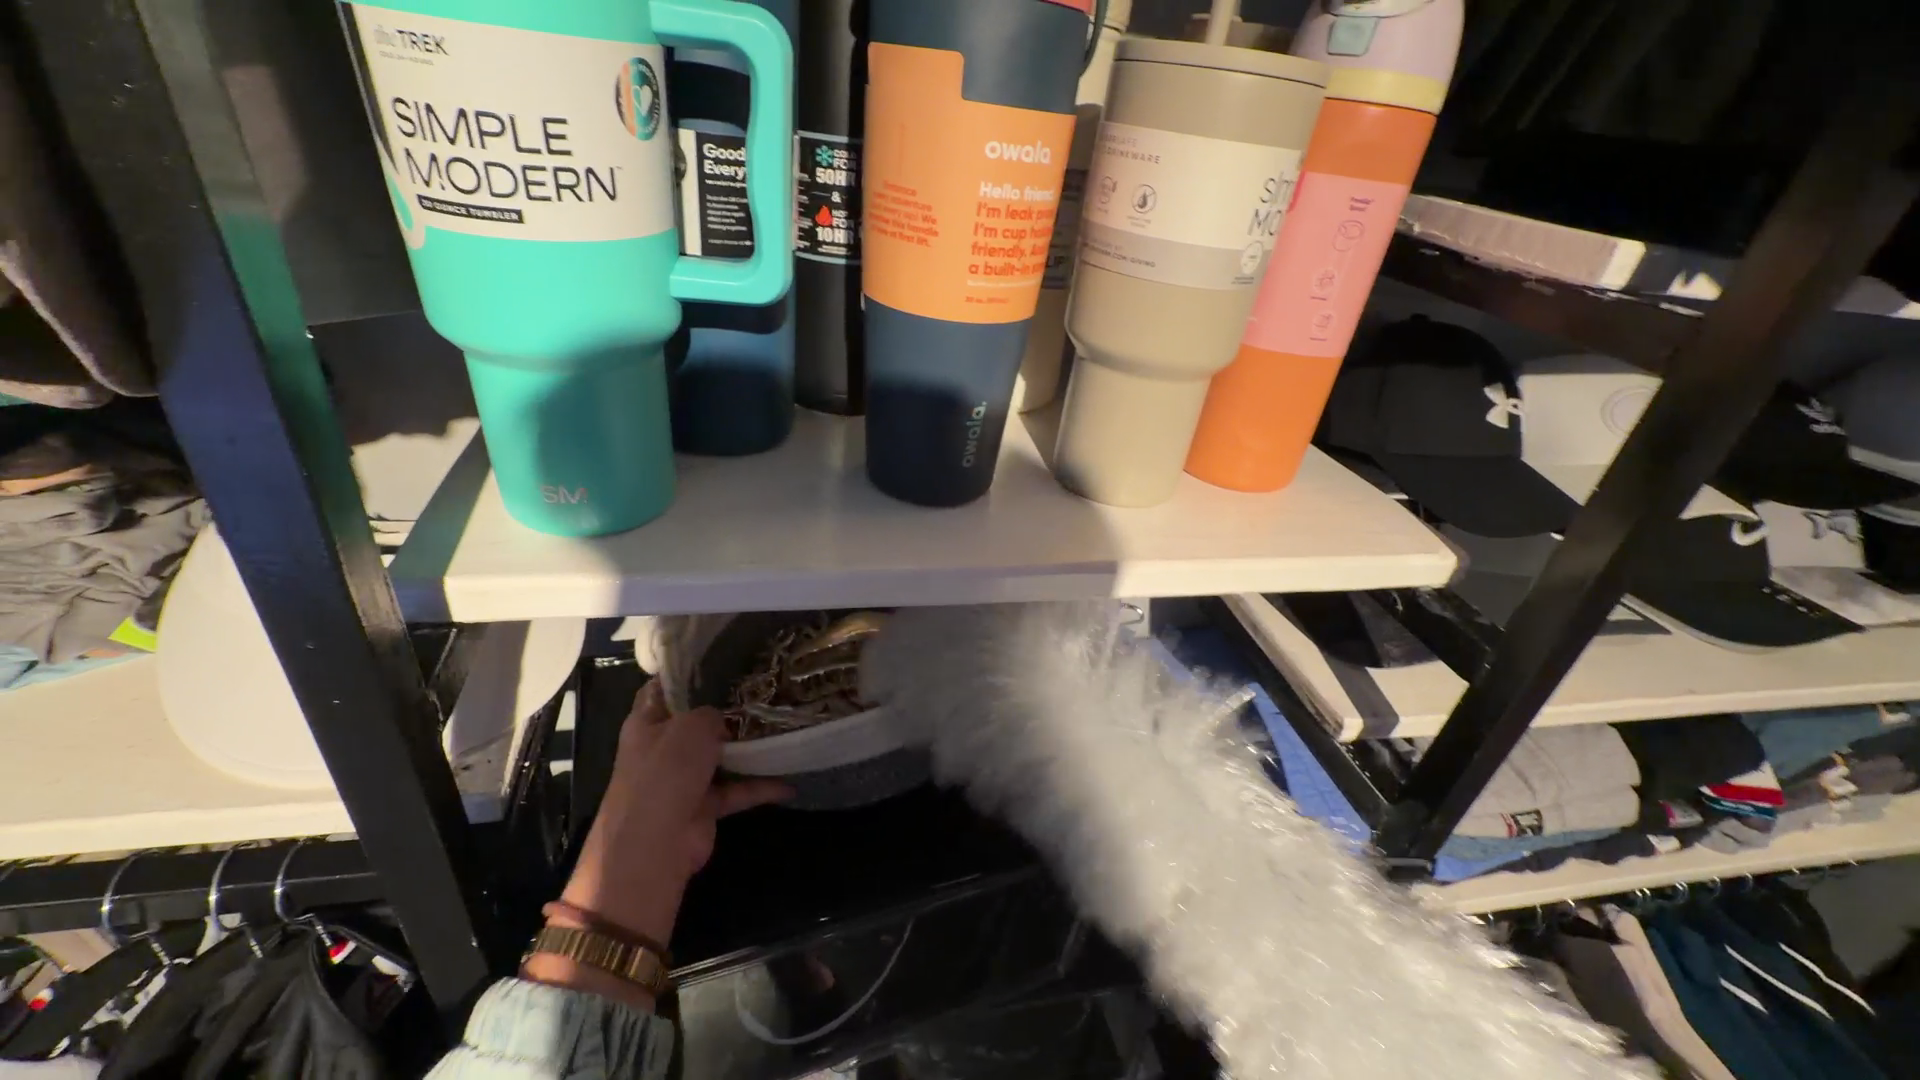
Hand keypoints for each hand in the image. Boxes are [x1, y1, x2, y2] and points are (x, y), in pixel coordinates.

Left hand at [525, 680, 789, 1008]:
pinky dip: (760, 786)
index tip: (724, 657)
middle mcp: (663, 747)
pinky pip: (736, 789)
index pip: (664, 687)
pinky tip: (791, 781)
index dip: (688, 671)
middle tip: (767, 688)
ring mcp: (683, 778)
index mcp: (647, 722)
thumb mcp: (691, 727)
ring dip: (748, 746)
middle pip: (698, 720)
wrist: (654, 848)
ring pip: (721, 754)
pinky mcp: (703, 807)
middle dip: (729, 707)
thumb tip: (725, 719)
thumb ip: (712, 713)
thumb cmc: (664, 776)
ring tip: (784, 725)